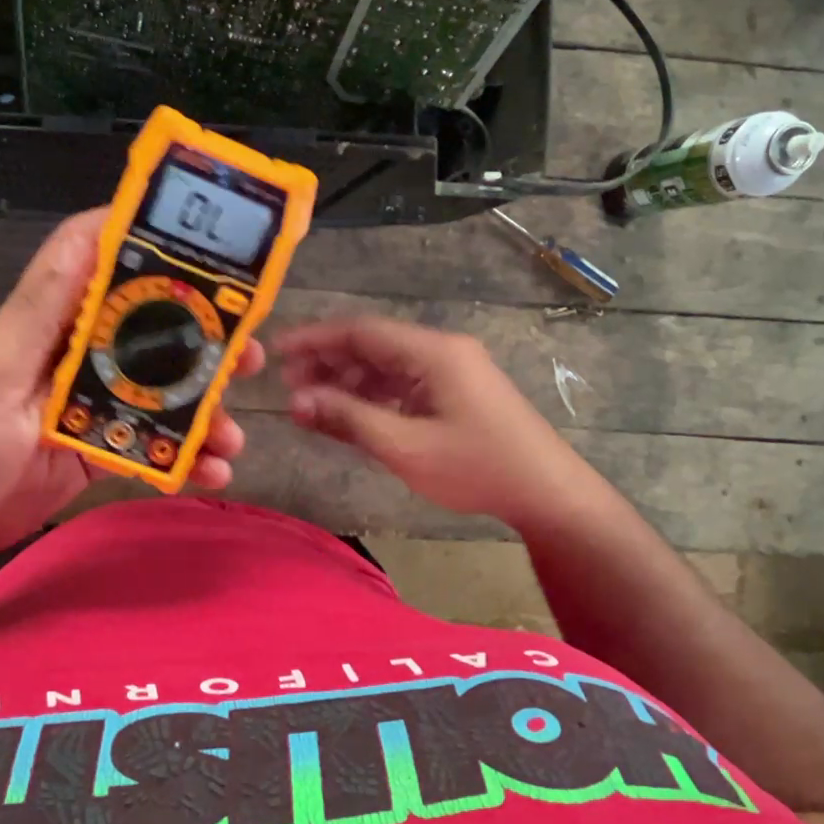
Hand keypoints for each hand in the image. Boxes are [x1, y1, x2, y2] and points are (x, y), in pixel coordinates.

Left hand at [0, 209, 263, 555]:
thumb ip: (41, 312)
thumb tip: (87, 235)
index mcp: (41, 323)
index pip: (91, 258)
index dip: (141, 239)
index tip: (201, 242)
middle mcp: (67, 355)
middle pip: (143, 330)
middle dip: (200, 340)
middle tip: (250, 356)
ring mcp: (82, 405)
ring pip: (154, 393)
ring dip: (199, 411)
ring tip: (233, 438)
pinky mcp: (90, 450)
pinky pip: (144, 445)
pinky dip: (177, 458)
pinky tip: (209, 474)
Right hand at [276, 316, 588, 530]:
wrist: (545, 492)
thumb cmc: (476, 467)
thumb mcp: (404, 446)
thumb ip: (348, 419)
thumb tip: (296, 401)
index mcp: (433, 352)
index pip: (362, 331)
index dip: (316, 338)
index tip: (278, 350)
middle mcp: (440, 352)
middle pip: (372, 346)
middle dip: (327, 362)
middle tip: (287, 384)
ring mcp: (449, 373)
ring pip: (385, 367)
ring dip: (346, 382)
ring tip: (309, 402)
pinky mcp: (454, 394)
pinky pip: (401, 386)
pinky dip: (370, 397)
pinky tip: (345, 415)